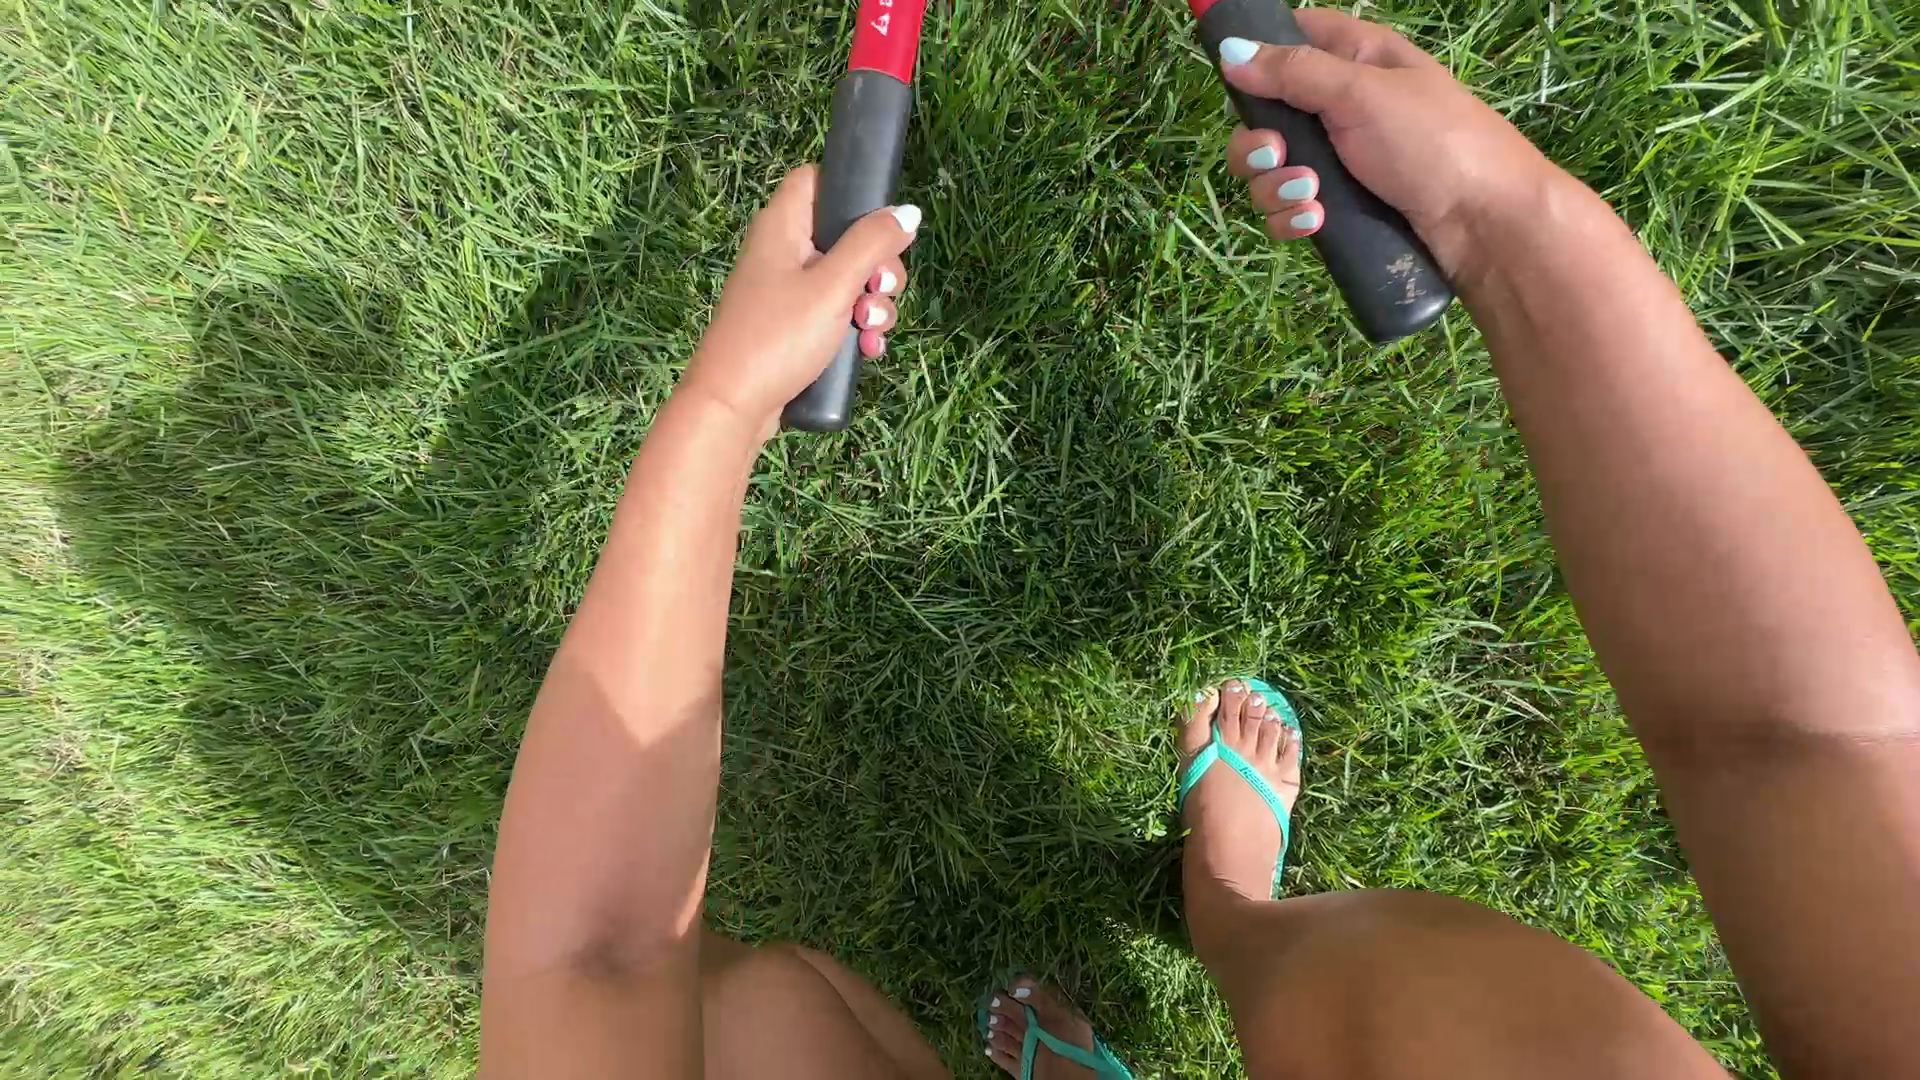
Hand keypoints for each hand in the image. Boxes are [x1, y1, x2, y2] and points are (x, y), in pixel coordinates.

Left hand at [677, 165, 918, 439]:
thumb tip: (908, 212)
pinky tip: (867, 351)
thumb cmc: (779, 336)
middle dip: (877, 267)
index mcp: (783, 226)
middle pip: (846, 238)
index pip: (817, 180)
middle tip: (881, 290)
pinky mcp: (795, 328)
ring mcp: (789, 293)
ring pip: (849, 283)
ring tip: (871, 331)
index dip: (852, 194)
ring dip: (873, 305)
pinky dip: (857, 330)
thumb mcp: (833, 286)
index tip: (880, 225)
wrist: (736, 404)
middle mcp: (784, 253)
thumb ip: (872, 245)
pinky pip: (838, 316)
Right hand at [1216, 10, 1567, 280]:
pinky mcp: (1329, 206)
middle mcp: (1334, 109)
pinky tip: (1316, 222)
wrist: (1474, 220)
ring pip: (1266, 173)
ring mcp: (1330, 162)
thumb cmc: (1431, 141)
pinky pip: (1283, 211)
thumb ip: (1294, 73)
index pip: (1290, 39)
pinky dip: (1291, 218)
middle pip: (1261, 120)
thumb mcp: (1362, 94)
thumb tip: (1231, 52)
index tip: (1234, 81)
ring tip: (1312, 197)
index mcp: (1351, 61)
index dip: (1256, 55)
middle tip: (1275, 157)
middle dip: (1256, 147)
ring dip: (1275, 189)